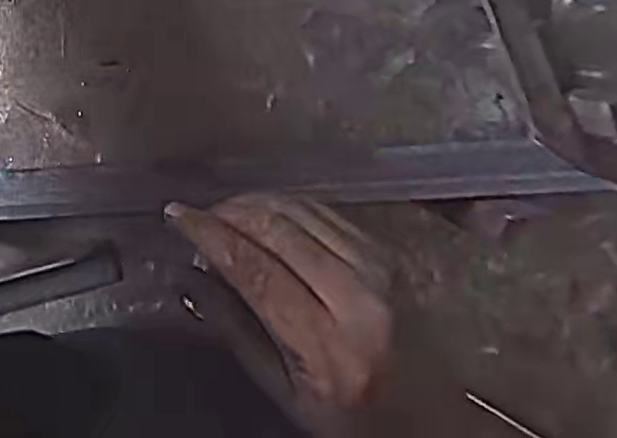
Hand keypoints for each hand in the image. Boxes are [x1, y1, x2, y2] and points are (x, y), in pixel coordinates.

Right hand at [167, 195, 394, 428]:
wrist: (440, 423)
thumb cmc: (355, 416)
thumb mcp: (286, 393)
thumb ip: (234, 329)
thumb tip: (189, 273)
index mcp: (330, 347)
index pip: (253, 268)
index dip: (207, 233)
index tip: (176, 214)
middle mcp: (360, 301)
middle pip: (271, 228)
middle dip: (223, 212)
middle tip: (197, 214)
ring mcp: (379, 271)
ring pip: (294, 209)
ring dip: (249, 202)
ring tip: (224, 212)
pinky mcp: (386, 253)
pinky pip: (320, 209)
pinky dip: (281, 203)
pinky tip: (262, 212)